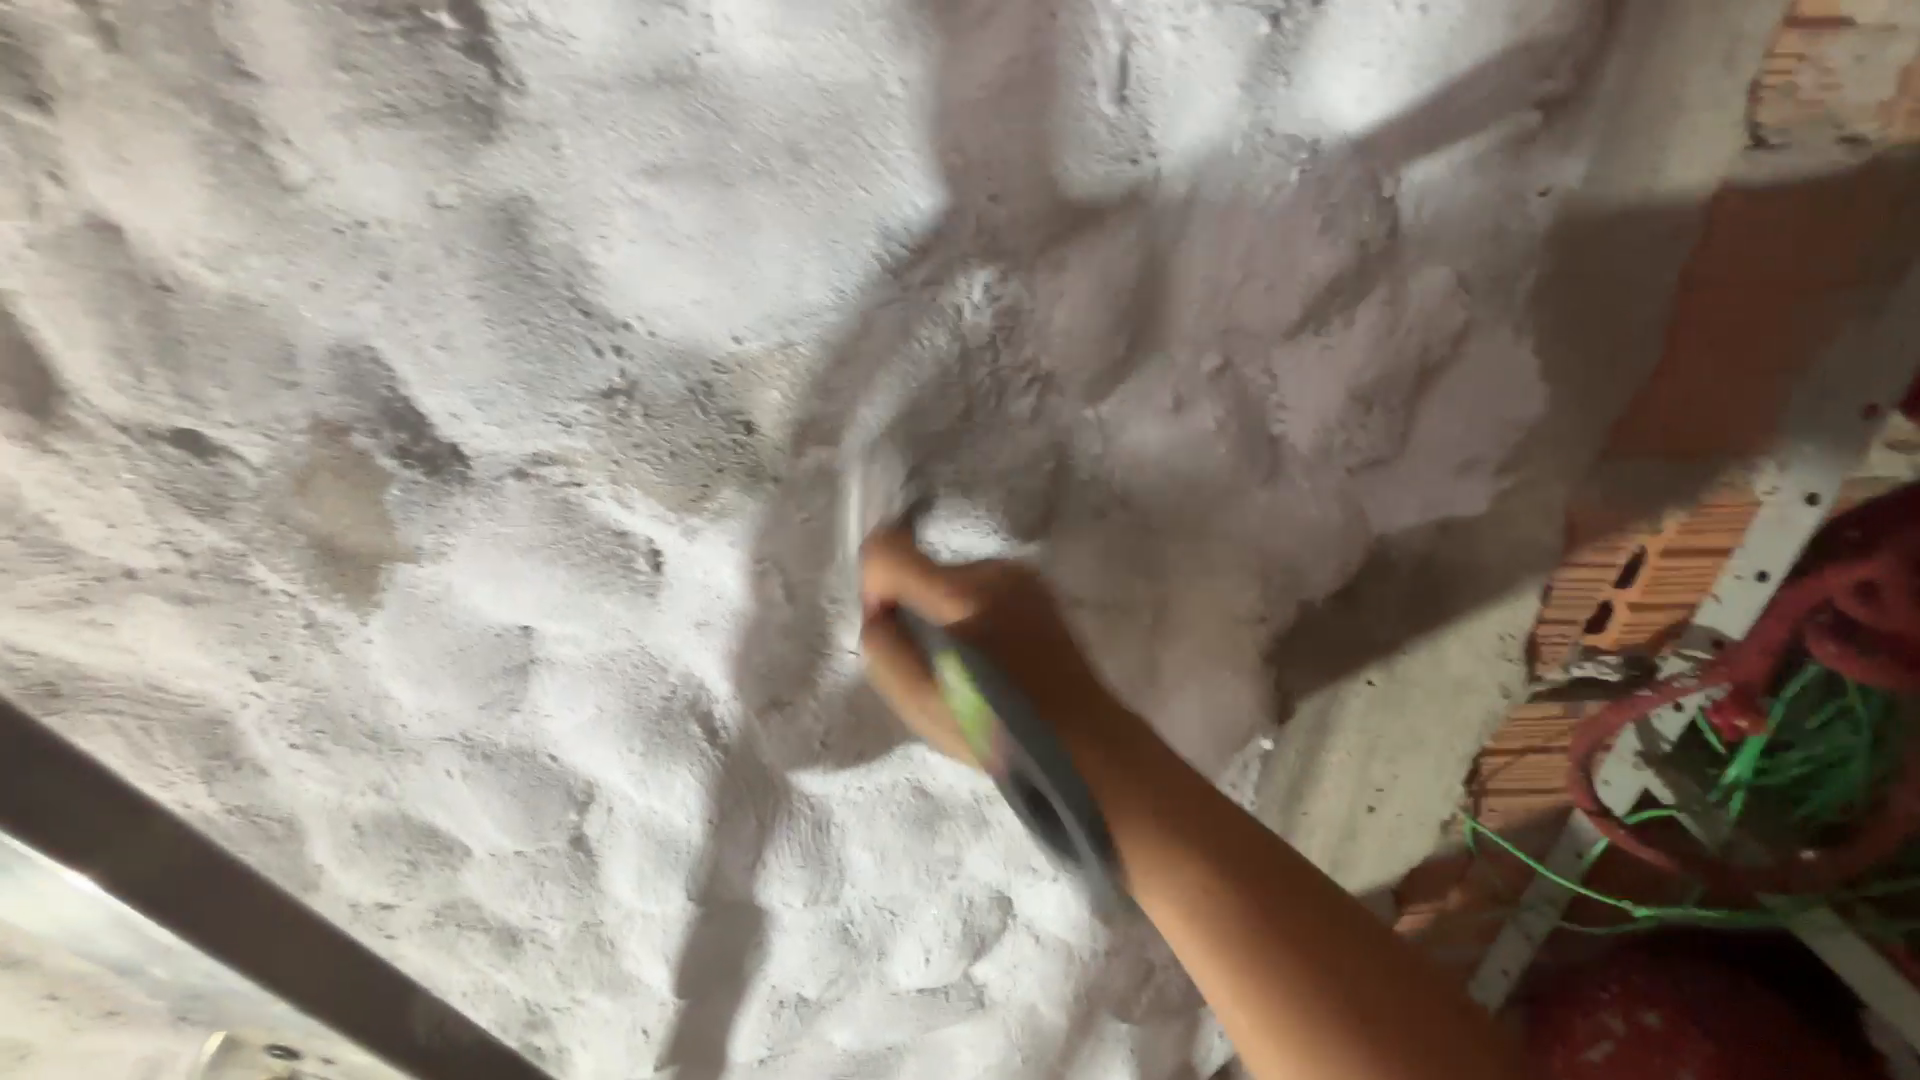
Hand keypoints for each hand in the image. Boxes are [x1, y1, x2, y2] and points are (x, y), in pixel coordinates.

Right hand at [857, 527, 1135, 766]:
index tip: (887, 627)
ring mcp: (1023, 578)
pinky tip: (993, 665)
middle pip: (923, 572)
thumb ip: (882, 648)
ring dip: (946, 620)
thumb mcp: (921, 703)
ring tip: (969, 673)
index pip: (888, 549)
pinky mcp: (1039, 592)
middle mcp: (996, 570)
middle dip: (915, 613)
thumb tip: (878, 612)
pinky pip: (982, 594)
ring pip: (953, 585)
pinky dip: (974, 622)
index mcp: (965, 594)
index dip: (872, 584)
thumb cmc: (1000, 731)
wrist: (1086, 744)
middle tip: (934, 670)